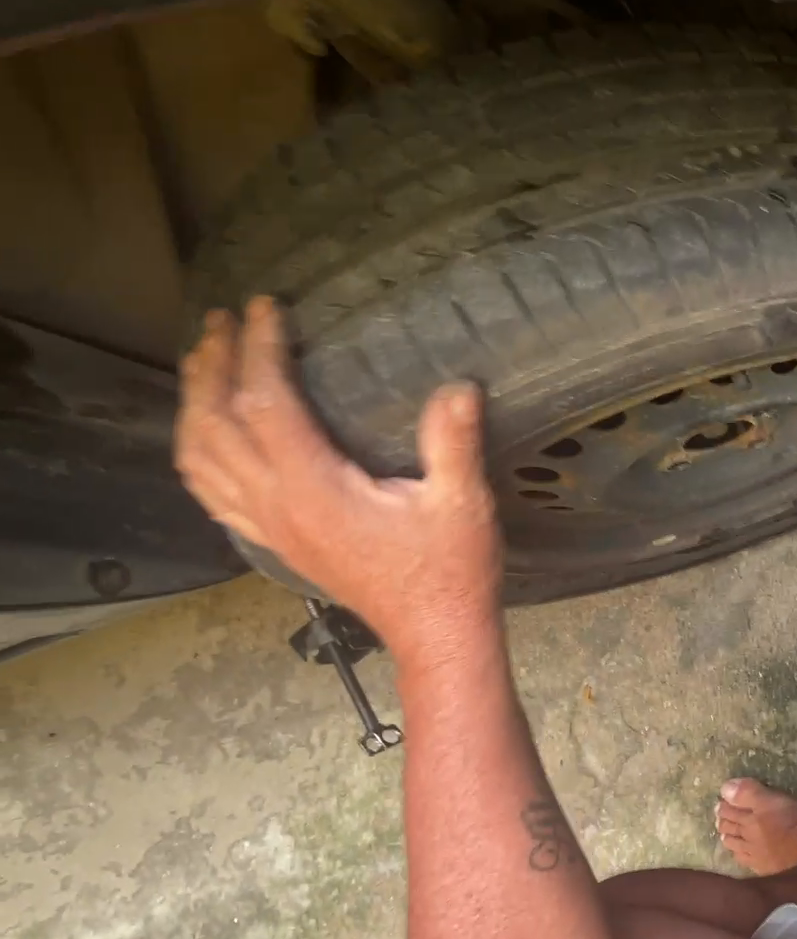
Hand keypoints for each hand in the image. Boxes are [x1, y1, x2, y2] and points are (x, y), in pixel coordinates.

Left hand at [174, 297, 501, 661]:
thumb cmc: (452, 568)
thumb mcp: (464, 502)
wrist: (436, 630)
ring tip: (204, 365)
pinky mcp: (275, 541)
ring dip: (192, 404)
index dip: (260, 350)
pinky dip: (195, 452)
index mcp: (315, 488)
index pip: (265, 403)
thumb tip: (458, 386)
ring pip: (198, 456)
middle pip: (214, 423)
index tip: (265, 308)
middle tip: (222, 323)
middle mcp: (275, 504)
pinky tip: (206, 437)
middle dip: (211, 365)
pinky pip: (210, 490)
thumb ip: (453, 443)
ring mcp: (268, 526)